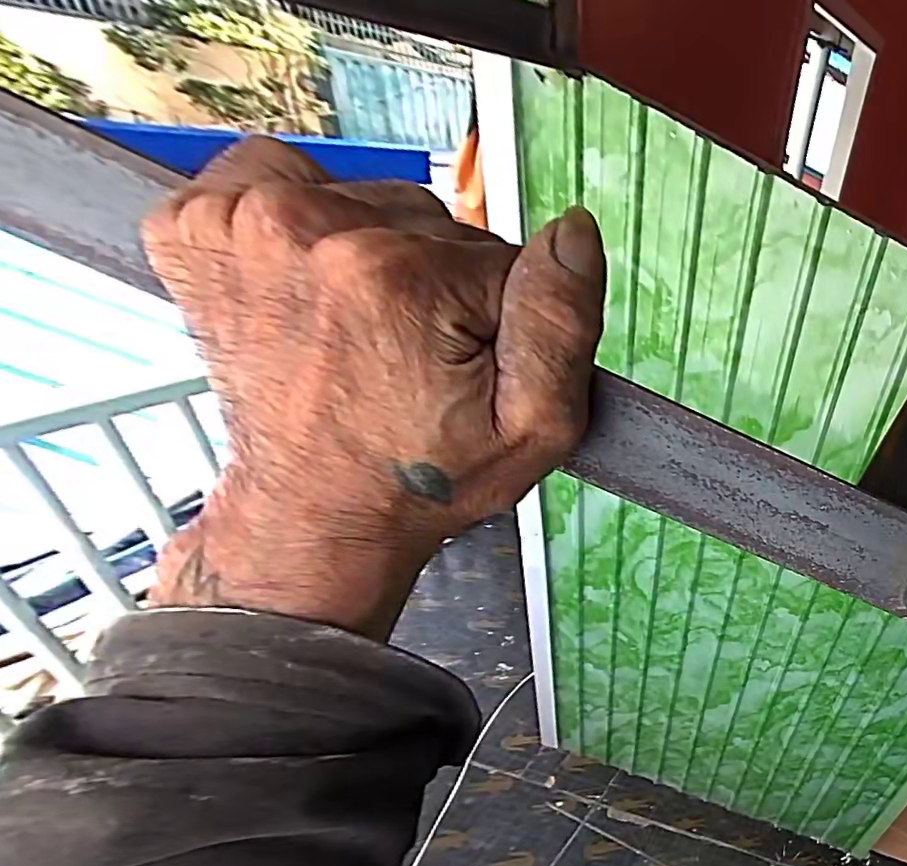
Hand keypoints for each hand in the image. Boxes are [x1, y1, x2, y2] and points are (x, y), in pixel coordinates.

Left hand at [141, 137, 605, 638]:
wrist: (326, 506)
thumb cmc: (438, 472)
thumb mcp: (541, 422)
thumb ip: (563, 323)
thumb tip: (576, 230)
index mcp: (401, 278)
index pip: (511, 259)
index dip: (516, 317)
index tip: (486, 367)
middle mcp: (310, 228)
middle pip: (448, 229)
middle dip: (461, 286)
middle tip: (439, 357)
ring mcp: (240, 220)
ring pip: (386, 206)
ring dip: (402, 259)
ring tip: (387, 330)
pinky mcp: (194, 223)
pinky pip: (292, 181)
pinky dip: (326, 227)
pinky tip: (332, 287)